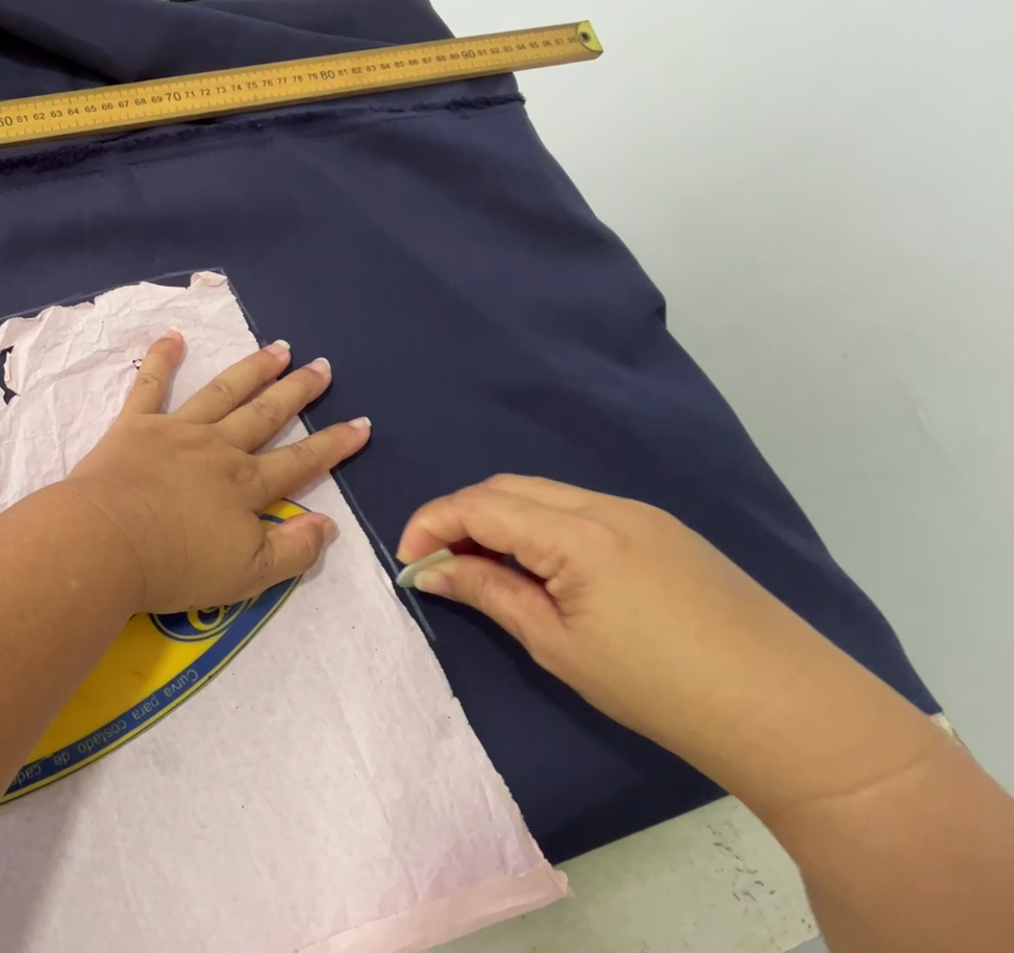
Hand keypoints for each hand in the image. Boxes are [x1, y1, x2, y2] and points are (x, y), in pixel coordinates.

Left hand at [56, 332, 369, 616]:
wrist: (106, 542)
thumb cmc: (176, 565)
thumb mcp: (248, 575)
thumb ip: (294, 551)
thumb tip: (329, 524)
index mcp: (245, 486)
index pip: (300, 462)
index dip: (333, 444)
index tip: (361, 423)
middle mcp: (218, 449)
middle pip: (266, 415)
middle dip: (297, 391)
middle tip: (322, 367)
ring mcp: (176, 431)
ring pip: (223, 392)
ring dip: (253, 369)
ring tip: (278, 347)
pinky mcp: (134, 426)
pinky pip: (151, 385)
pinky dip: (163, 359)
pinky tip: (173, 336)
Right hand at [395, 475, 844, 762]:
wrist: (793, 714)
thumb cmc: (659, 688)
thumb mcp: (555, 644)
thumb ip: (487, 593)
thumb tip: (428, 571)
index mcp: (578, 534)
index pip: (478, 504)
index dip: (430, 525)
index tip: (409, 564)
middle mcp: (607, 507)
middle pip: (506, 487)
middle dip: (460, 517)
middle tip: (441, 565)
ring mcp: (642, 515)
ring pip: (542, 494)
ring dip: (500, 520)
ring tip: (487, 571)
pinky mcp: (664, 532)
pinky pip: (579, 509)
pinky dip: (539, 527)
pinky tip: (542, 571)